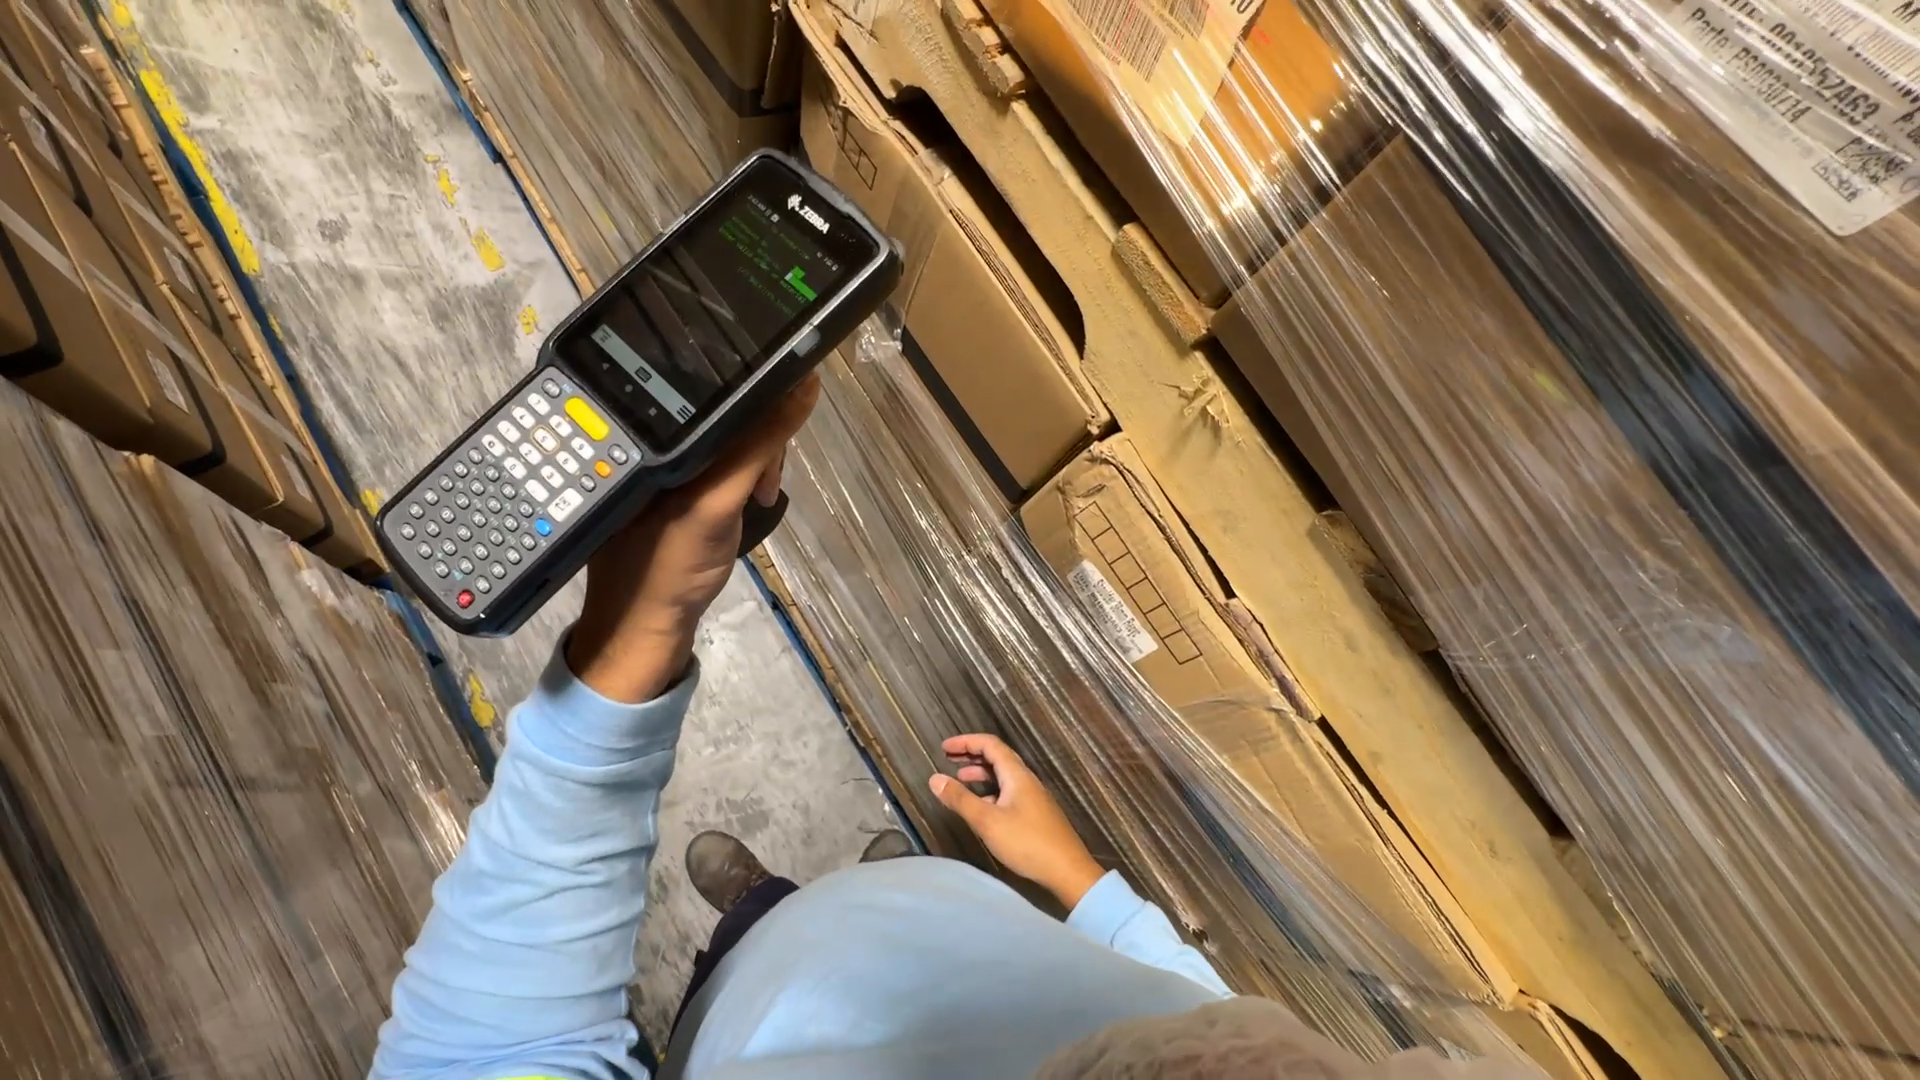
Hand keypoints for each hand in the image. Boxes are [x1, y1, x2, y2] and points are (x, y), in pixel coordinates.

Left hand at [566, 375, 820, 702]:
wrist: (646, 626)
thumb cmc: (674, 564)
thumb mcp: (719, 500)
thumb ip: (757, 443)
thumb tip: (802, 384)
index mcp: (652, 432)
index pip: (715, 389)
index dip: (758, 399)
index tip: (783, 429)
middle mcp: (658, 441)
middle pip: (727, 413)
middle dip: (761, 442)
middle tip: (766, 487)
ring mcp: (671, 466)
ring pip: (732, 439)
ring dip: (759, 464)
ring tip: (763, 498)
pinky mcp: (684, 489)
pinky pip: (726, 462)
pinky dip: (747, 478)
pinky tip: (753, 498)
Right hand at [929, 733, 1104, 909]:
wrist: (1068, 871)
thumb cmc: (1026, 842)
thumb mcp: (987, 821)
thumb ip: (960, 799)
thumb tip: (934, 778)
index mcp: (1017, 774)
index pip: (990, 744)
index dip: (966, 742)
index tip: (944, 748)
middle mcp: (1026, 780)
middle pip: (997, 757)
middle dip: (972, 755)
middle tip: (948, 759)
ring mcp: (1033, 797)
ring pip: (1003, 776)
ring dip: (981, 774)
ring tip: (959, 779)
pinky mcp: (1035, 813)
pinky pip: (1008, 792)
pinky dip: (990, 791)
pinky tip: (980, 807)